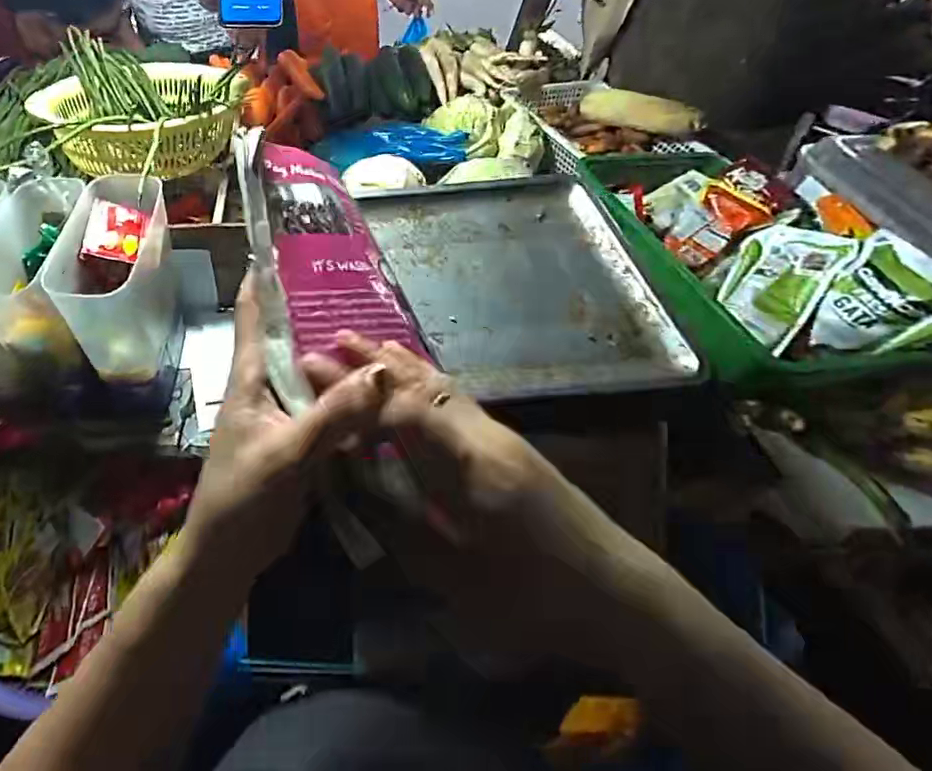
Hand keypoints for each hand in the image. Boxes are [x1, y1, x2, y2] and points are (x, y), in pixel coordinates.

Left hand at [184, 277, 388, 581]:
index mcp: (248, 380)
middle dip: (310, 312)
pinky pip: (321, 406)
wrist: (228, 552)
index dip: (263, 283)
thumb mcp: (287, 454)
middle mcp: (263, 388)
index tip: (275, 249)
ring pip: (308, 374)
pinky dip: (341, 394)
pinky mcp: (295, 440)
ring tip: (368, 327)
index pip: (254, 319)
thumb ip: (331, 417)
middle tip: (347, 283)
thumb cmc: (242, 496)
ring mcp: (279, 415)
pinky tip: (368, 388)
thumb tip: (379, 374)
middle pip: (287, 340)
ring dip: (331, 354)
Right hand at [308, 332, 666, 671]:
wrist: (616, 593)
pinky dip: (426, 379)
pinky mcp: (505, 444)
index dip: (357, 390)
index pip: (403, 405)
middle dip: (374, 361)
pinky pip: (455, 397)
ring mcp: (496, 434)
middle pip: (421, 382)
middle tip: (333, 337)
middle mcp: (480, 432)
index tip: (316, 374)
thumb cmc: (534, 592)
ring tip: (368, 342)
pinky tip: (416, 377)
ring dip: (401, 364)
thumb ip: (399, 521)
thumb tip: (355, 484)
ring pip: (441, 384)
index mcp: (468, 459)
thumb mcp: (456, 571)